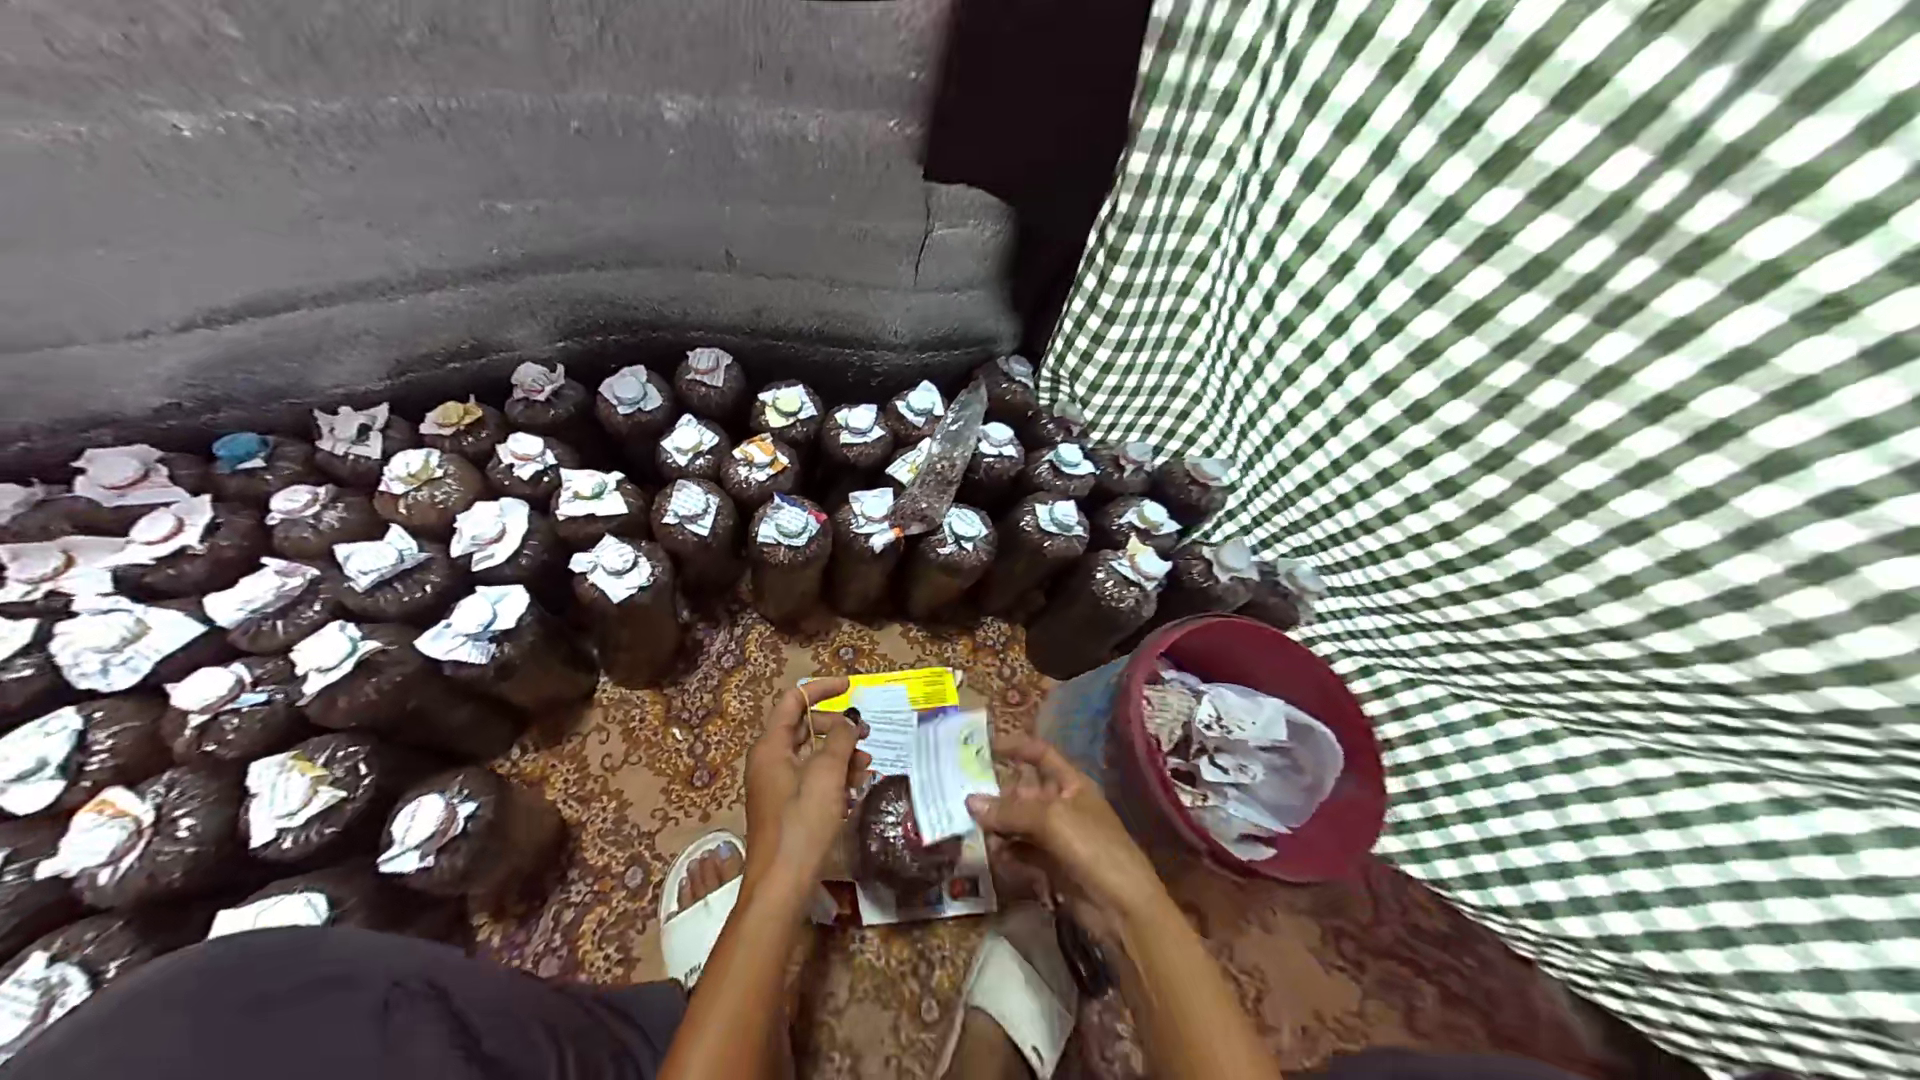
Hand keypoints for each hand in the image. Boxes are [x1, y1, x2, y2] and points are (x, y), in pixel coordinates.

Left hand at [743, 677, 871, 893]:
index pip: (793, 701)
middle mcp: (770, 760)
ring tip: (866, 765)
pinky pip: (814, 777)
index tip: (850, 685)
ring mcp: (778, 784)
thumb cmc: (802, 822)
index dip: (821, 689)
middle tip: (865, 734)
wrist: (782, 883)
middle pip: (806, 727)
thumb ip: (840, 739)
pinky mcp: (788, 805)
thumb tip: (848, 721)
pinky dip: (835, 775)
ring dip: (842, 754)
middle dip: (838, 726)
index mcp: (771, 746)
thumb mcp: (826, 774)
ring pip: (813, 754)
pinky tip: (856, 786)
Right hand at [967, 732, 1168, 936]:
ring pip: (1017, 823)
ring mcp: (1056, 837)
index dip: (1016, 747)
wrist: (1123, 907)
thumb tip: (970, 801)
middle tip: (965, 800)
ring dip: (998, 827)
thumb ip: (1010, 810)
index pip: (1040, 754)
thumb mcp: (1052, 819)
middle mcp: (1062, 805)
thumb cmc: (1093, 847)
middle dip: (997, 794)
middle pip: (1023, 792)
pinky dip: (1007, 853)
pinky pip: (1020, 851)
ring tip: (978, 833)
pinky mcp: (1049, 866)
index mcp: (1071, 784)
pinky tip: (996, 857)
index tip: (985, 746)